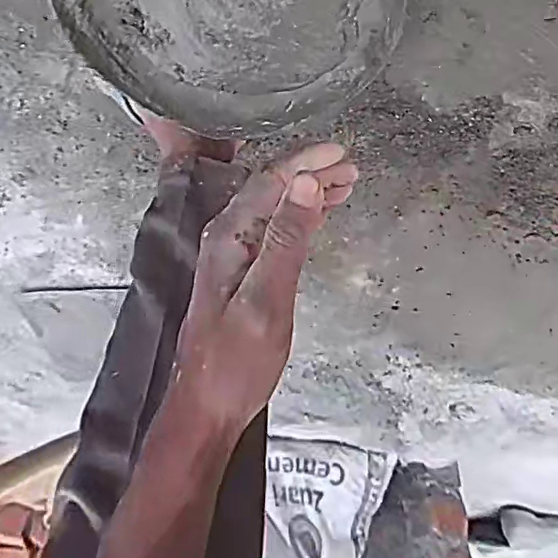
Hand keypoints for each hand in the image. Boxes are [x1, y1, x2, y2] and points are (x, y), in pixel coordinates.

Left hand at [170, 143, 358, 437]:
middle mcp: (227, 236)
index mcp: (229, 236)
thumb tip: (305, 184)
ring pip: (275, 207)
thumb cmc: (236, 361)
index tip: (340, 153)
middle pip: (272, 189)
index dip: (306, 163)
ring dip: (308, 192)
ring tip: (344, 183)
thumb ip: (287, 239)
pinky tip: (318, 214)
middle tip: (350, 166)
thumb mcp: (267, 299)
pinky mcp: (243, 271)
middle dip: (310, 173)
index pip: (270, 182)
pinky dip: (301, 216)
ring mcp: (234, 253)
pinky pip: (275, 229)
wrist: (207, 405)